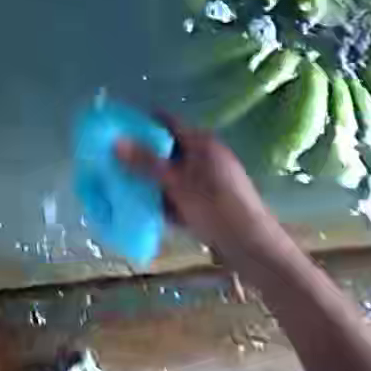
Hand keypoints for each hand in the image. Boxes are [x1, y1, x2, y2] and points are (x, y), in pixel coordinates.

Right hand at [116, 113, 287, 263]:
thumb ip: (146, 162)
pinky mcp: (213, 204)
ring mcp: (211, 180)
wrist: (254, 248)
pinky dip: (167, 200)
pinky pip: (183, 195)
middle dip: (144, 155)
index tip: (118, 128)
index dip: (143, 122)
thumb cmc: (215, 207)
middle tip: (116, 162)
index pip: (168, 122)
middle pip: (169, 149)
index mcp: (201, 141)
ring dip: (154, 181)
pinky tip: (149, 212)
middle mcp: (207, 155)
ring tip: (125, 188)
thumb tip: (116, 141)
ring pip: (175, 175)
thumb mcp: (177, 183)